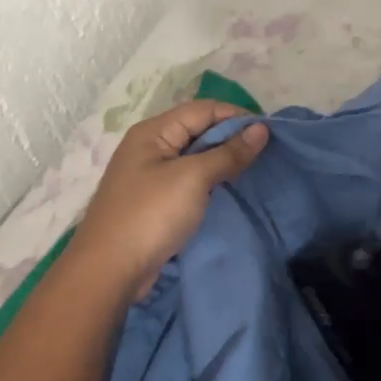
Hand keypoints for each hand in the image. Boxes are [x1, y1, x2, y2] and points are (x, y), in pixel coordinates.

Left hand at [69, 99, 268, 296]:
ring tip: (254, 169)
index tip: (270, 132)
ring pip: (196, 156)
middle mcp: (150, 147)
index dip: (237, 115)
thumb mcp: (194, 178)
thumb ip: (229, 152)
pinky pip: (190, 179)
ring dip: (224, 160)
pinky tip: (231, 189)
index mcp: (153, 132)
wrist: (110, 271)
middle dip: (232, 137)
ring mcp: (151, 174)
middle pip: (199, 129)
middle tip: (267, 152)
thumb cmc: (151, 215)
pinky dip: (212, 180)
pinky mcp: (156, 199)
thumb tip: (262, 129)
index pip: (204, 109)